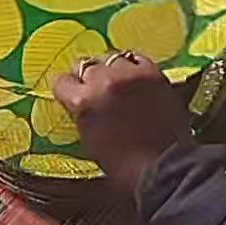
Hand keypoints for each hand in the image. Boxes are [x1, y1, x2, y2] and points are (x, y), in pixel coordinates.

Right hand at [51, 50, 192, 194]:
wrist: (162, 166)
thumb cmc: (122, 165)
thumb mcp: (89, 140)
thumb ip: (82, 114)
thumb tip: (81, 103)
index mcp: (82, 102)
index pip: (62, 82)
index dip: (67, 90)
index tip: (72, 95)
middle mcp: (102, 81)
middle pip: (85, 65)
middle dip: (87, 78)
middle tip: (96, 89)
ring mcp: (128, 74)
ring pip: (110, 58)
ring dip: (110, 69)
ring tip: (117, 82)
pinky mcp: (152, 72)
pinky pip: (136, 58)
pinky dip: (132, 66)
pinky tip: (135, 78)